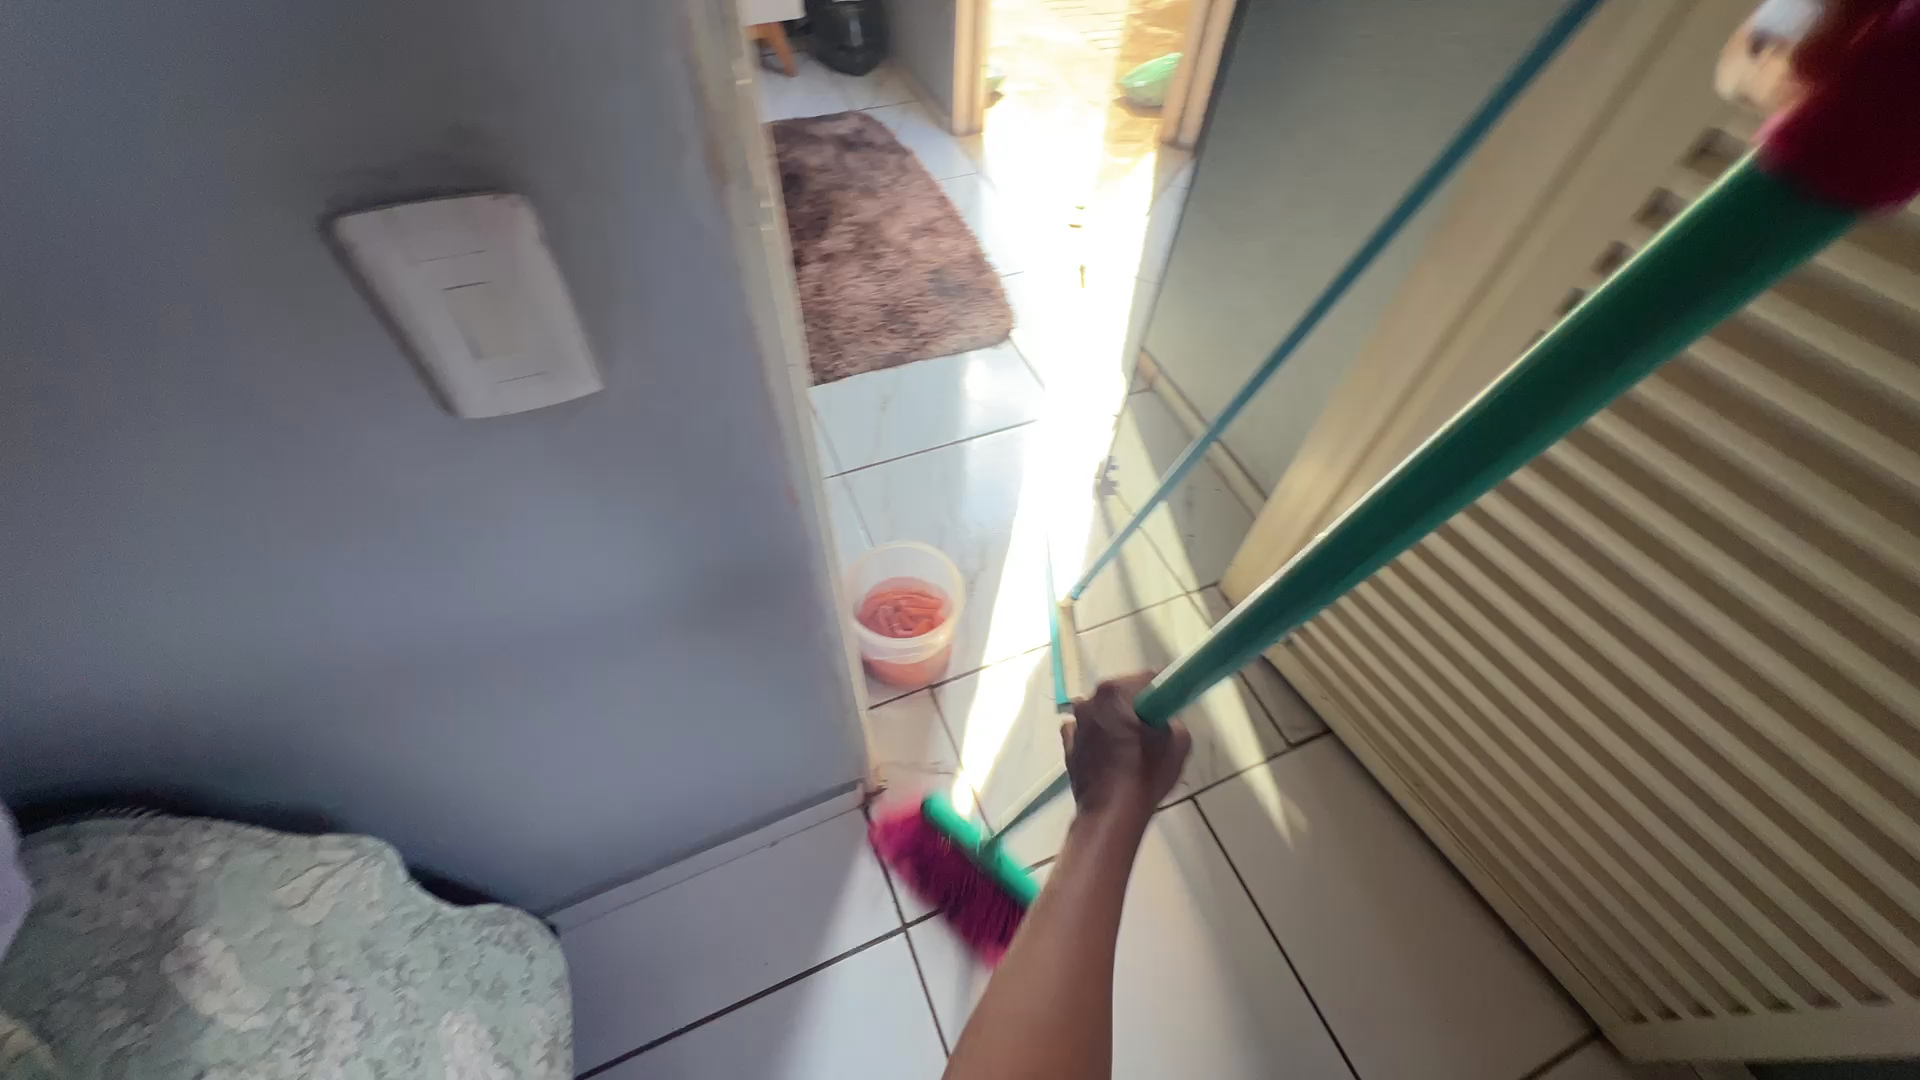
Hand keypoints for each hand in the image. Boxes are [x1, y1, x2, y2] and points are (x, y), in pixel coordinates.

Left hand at [1060, 674, 1191, 823]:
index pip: (1145, 679)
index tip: (1166, 709)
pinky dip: (1096, 738)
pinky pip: (1085, 731)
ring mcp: (1075, 722)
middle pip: (1120, 693)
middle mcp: (1090, 700)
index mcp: (1116, 692)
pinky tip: (1108, 756)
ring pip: (1101, 711)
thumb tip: (1161, 720)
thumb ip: (1171, 720)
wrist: (1112, 811)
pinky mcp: (1067, 743)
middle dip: (1135, 707)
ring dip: (1113, 721)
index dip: (1159, 693)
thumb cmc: (1147, 773)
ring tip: (1129, 747)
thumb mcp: (1179, 743)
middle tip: (1151, 731)